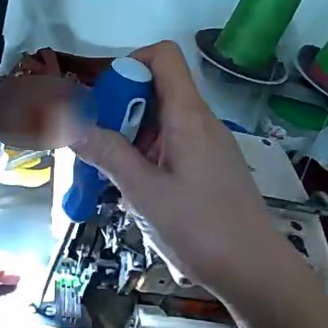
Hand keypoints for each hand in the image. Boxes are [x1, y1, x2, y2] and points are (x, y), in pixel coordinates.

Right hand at [72, 41, 305, 303]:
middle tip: (94, 146)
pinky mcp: (210, 168)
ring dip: (129, 139)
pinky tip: (135, 192)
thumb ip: (108, 154)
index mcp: (188, 115)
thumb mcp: (145, 192)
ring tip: (107, 175)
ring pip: (161, 122)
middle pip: (156, 89)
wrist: (255, 271)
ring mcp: (208, 146)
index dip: (128, 64)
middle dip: (119, 110)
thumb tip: (71, 124)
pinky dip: (147, 157)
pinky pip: (172, 146)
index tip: (102, 101)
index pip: (163, 56)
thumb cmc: (201, 229)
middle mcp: (201, 121)